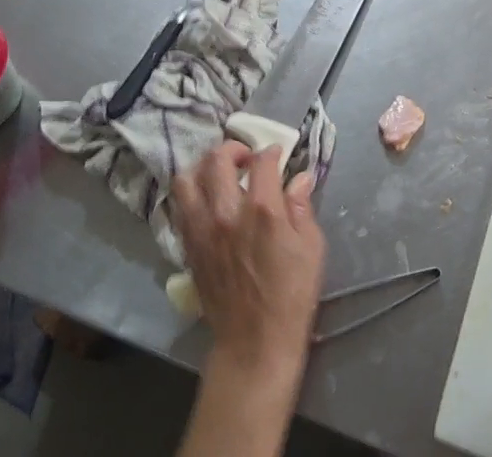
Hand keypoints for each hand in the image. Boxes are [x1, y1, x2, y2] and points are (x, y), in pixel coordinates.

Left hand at [171, 142, 326, 370]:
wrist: (254, 340)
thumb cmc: (292, 295)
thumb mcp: (312, 248)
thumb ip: (301, 207)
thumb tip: (299, 178)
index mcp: (262, 210)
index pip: (261, 162)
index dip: (271, 153)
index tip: (277, 156)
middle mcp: (226, 212)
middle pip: (217, 159)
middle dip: (233, 150)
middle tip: (246, 159)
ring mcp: (202, 229)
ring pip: (186, 178)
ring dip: (202, 168)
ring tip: (218, 175)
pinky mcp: (188, 246)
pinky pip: (180, 206)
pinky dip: (191, 194)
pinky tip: (206, 201)